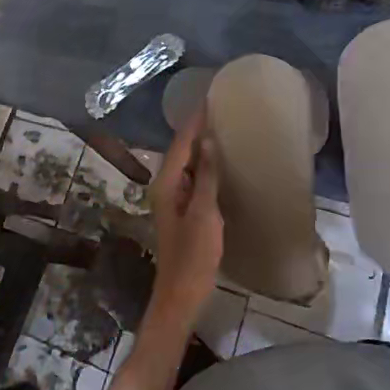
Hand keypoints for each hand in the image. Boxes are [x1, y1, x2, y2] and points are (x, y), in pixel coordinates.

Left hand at [146, 104, 223, 319]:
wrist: (182, 294)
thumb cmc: (193, 255)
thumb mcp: (204, 213)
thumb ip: (205, 176)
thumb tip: (208, 139)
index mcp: (166, 184)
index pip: (182, 142)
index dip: (196, 119)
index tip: (212, 96)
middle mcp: (165, 187)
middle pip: (182, 149)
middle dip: (199, 127)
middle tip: (222, 106)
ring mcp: (174, 200)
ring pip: (187, 163)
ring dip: (202, 145)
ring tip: (224, 126)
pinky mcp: (184, 211)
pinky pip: (194, 178)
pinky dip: (206, 165)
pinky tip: (221, 162)